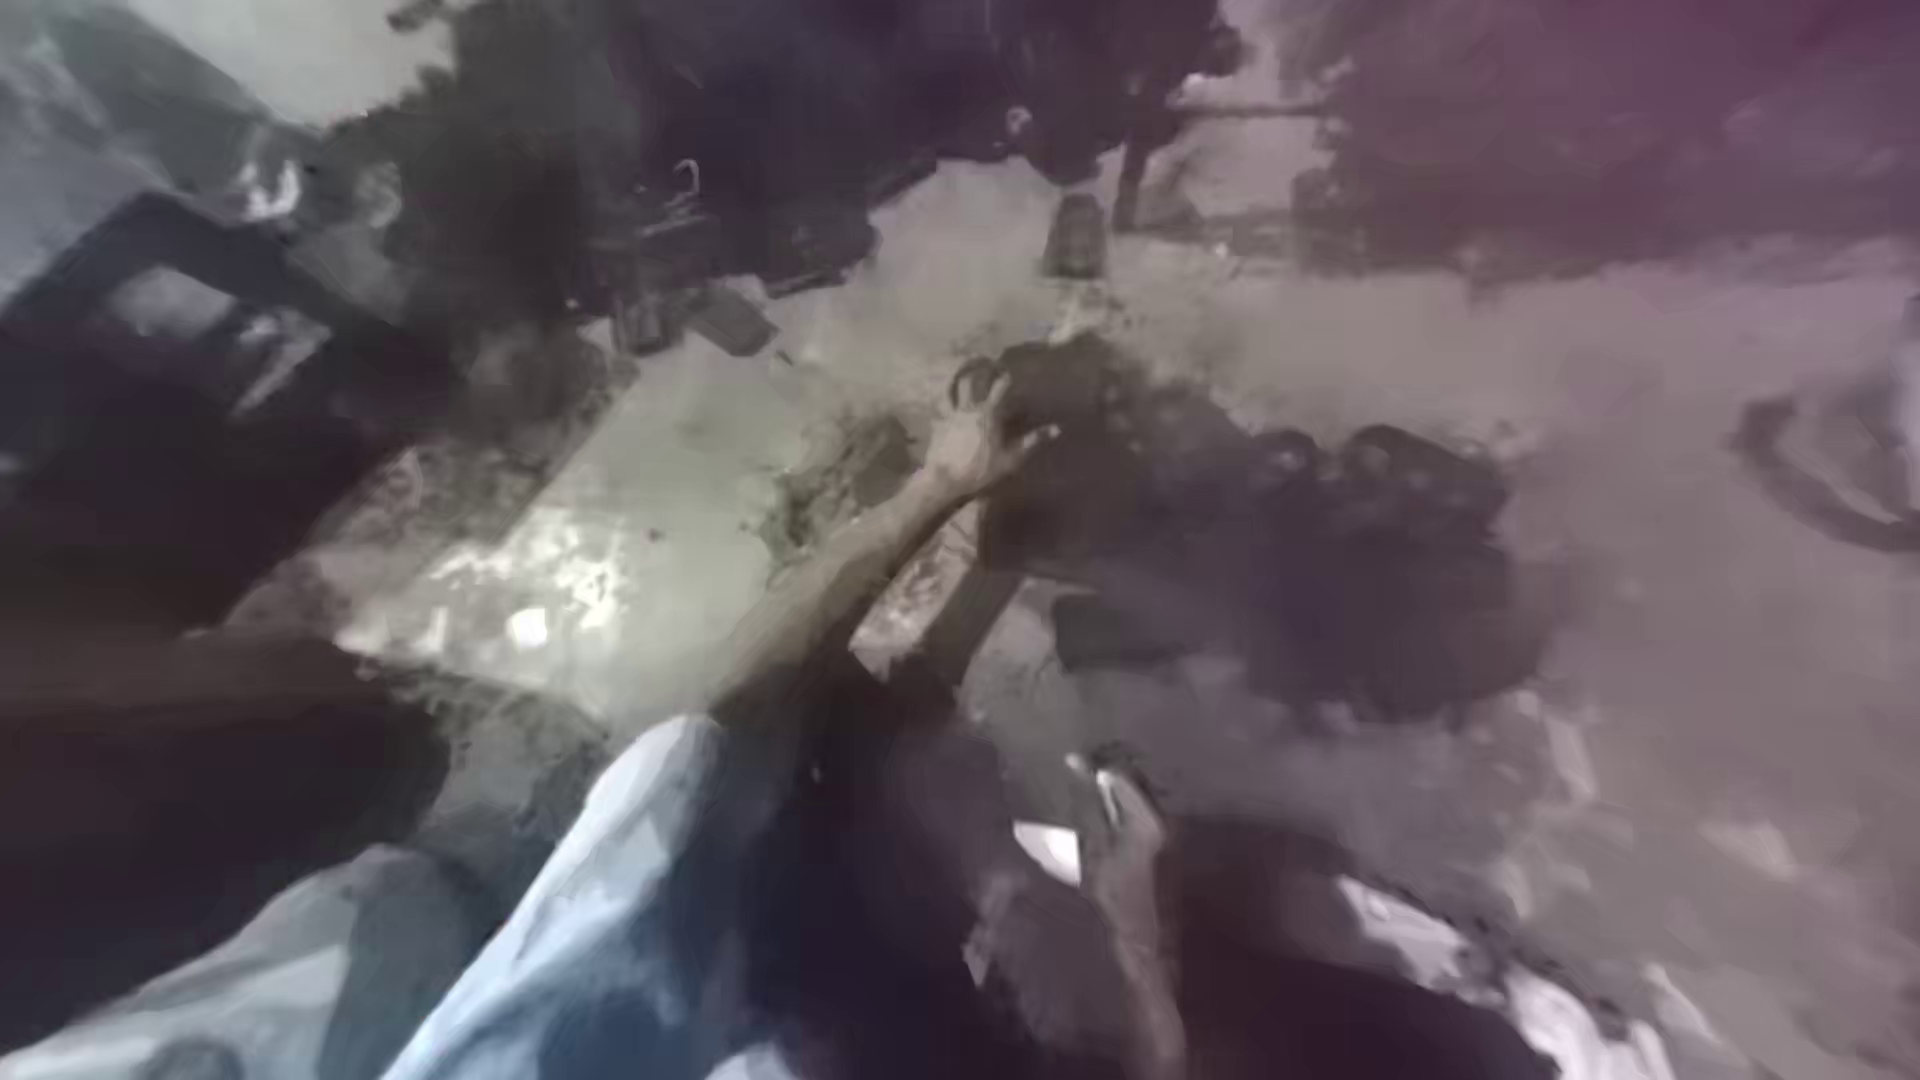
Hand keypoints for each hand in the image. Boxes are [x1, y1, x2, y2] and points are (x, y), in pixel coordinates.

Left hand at [923, 368, 1058, 498]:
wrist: (946, 482)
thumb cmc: (981, 471)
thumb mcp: (1012, 459)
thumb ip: (1033, 441)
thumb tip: (1056, 429)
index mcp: (989, 413)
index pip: (1001, 387)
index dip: (1008, 377)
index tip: (1014, 372)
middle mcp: (969, 408)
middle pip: (974, 379)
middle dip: (982, 368)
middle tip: (988, 361)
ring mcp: (951, 414)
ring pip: (952, 387)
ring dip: (958, 374)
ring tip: (963, 366)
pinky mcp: (938, 424)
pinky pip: (939, 405)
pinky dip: (942, 397)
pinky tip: (942, 394)